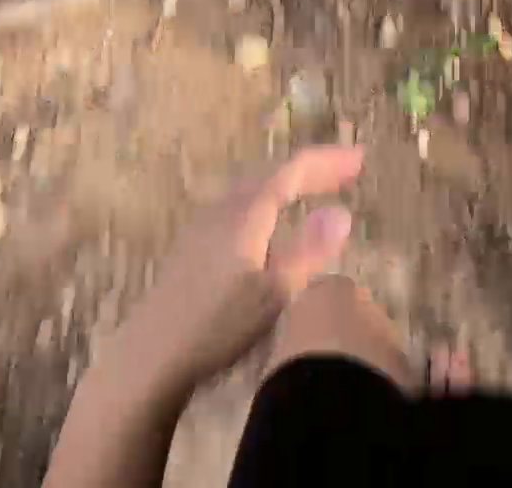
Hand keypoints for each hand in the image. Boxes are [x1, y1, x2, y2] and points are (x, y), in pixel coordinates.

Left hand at [112, 145, 363, 395]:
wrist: (151, 353)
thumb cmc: (217, 323)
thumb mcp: (275, 292)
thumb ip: (310, 251)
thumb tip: (342, 213)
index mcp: (247, 212)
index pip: (293, 171)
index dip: (328, 161)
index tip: (360, 158)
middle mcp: (225, 207)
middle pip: (274, 173)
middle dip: (313, 169)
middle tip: (348, 171)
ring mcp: (205, 223)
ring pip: (255, 187)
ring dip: (290, 182)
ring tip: (317, 188)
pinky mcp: (195, 242)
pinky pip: (243, 202)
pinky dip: (270, 199)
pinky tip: (273, 221)